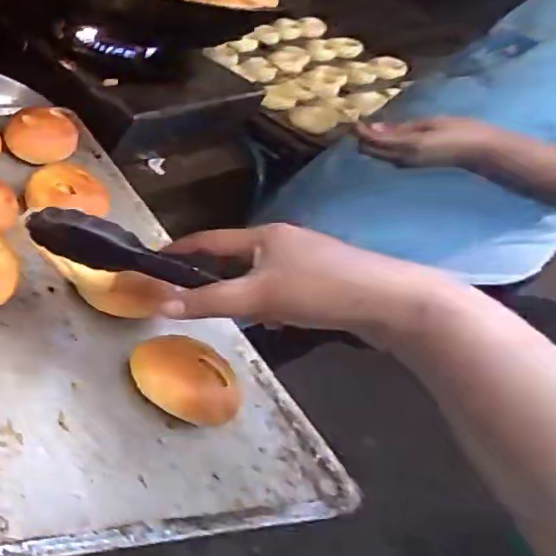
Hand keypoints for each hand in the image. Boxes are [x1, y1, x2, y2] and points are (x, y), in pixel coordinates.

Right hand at [156, 224, 465, 340]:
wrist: (402, 304)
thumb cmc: (322, 290)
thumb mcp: (257, 297)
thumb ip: (207, 301)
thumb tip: (158, 304)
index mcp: (264, 235)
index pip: (208, 239)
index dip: (179, 248)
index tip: (154, 259)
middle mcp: (285, 241)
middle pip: (234, 257)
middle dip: (211, 275)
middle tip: (188, 293)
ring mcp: (310, 260)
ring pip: (259, 275)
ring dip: (242, 291)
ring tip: (232, 312)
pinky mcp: (330, 280)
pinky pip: (282, 287)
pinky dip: (268, 301)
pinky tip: (274, 320)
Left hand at [356, 116, 510, 169]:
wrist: (485, 151)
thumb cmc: (463, 131)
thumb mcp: (432, 123)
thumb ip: (402, 127)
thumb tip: (375, 127)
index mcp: (406, 145)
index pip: (371, 140)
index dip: (359, 130)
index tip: (355, 119)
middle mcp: (400, 158)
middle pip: (367, 150)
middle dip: (361, 137)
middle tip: (363, 123)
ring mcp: (404, 163)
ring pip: (375, 154)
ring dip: (370, 142)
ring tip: (373, 126)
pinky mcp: (410, 164)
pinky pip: (386, 156)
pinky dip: (381, 146)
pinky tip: (387, 135)